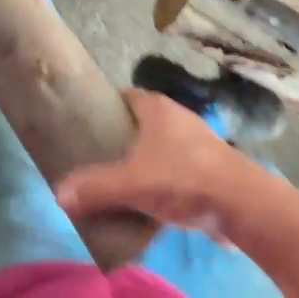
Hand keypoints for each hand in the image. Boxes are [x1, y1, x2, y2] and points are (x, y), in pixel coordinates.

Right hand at [55, 89, 248, 235]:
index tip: (88, 123)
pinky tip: (149, 200)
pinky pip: (175, 168)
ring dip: (143, 161)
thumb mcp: (132, 182)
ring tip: (118, 181)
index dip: (108, 106)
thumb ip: (96, 186)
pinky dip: (161, 180)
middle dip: (122, 138)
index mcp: (158, 108)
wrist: (238, 202)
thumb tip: (60, 192)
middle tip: (97, 156)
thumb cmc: (182, 177)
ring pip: (160, 146)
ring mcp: (196, 141)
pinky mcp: (208, 167)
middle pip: (142, 122)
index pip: (127, 95)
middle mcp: (177, 117)